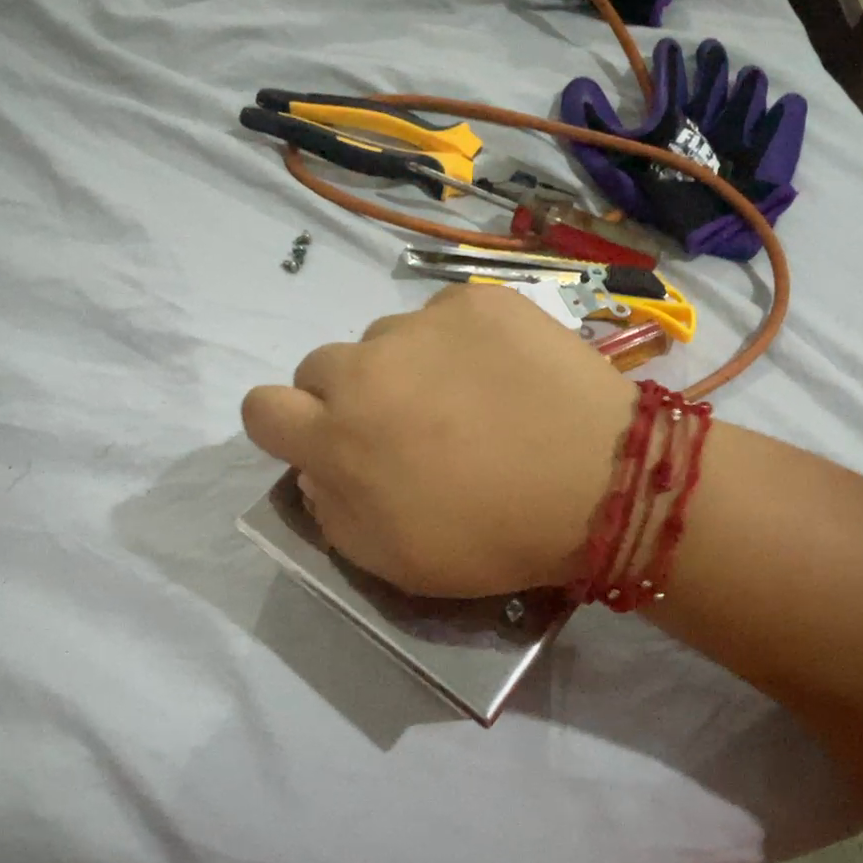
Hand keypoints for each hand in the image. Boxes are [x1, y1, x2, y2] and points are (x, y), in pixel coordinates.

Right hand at [242, 285, 635, 597]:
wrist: (602, 485)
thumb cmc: (494, 538)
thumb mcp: (393, 560)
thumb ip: (332, 512)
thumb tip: (315, 469)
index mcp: (334, 437)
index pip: (260, 409)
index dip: (286, 427)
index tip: (323, 442)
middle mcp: (363, 368)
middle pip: (320, 368)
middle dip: (347, 398)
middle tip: (406, 428)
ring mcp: (421, 326)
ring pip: (384, 340)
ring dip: (405, 367)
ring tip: (468, 402)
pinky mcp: (476, 301)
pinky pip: (442, 318)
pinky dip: (459, 344)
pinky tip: (503, 377)